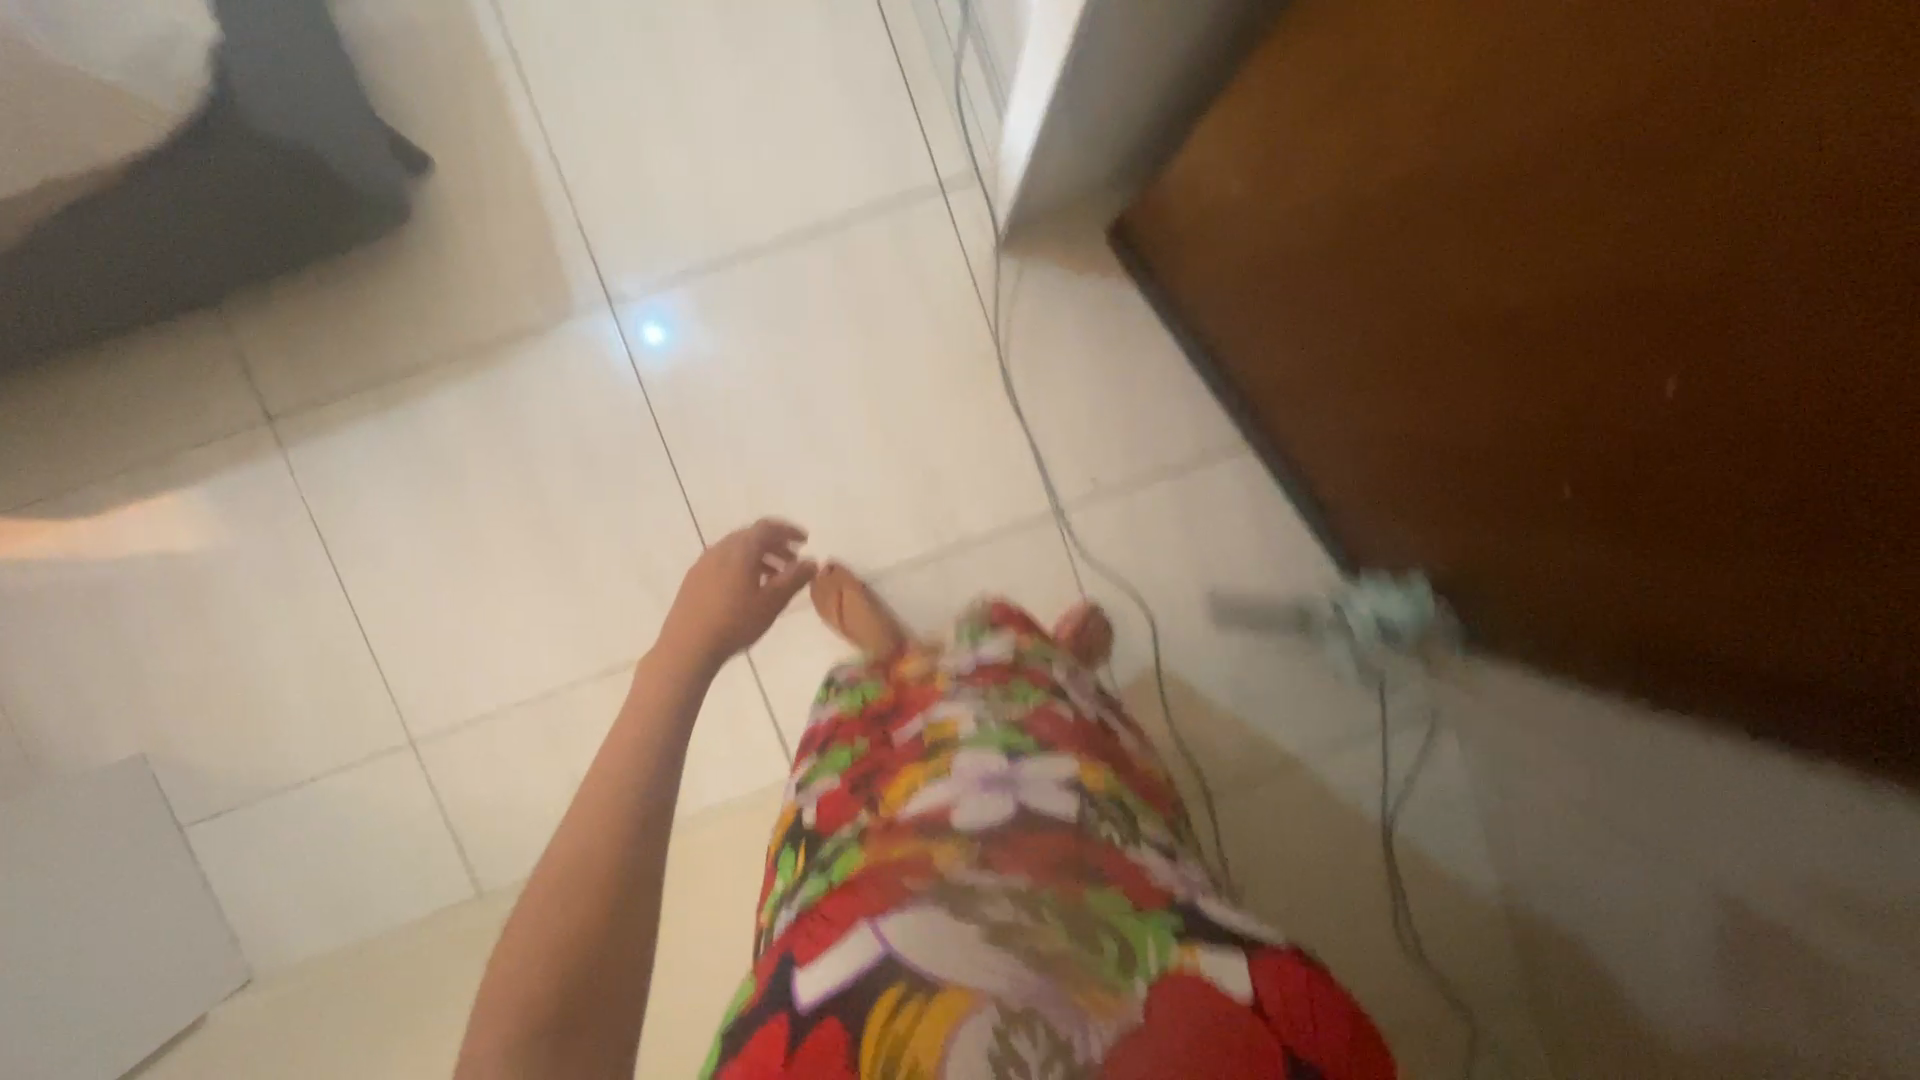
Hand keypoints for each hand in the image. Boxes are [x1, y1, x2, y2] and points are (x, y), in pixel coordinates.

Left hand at [658, 518, 816, 670]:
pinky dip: (741, 566)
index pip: (768, 527)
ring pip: (736, 550)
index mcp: (741, 550)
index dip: (788, 531)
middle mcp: (720, 549)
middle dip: (775, 545)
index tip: (805, 541)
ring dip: (758, 557)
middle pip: (751, 536)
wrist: (687, 647)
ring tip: (773, 578)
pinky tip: (746, 590)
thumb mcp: (773, 602)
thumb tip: (812, 562)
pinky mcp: (693, 579)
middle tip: (792, 562)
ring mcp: (703, 563)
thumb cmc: (735, 622)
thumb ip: (795, 578)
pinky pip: (723, 562)